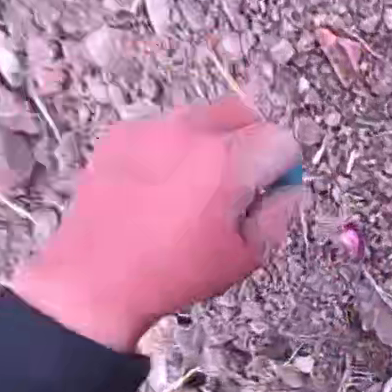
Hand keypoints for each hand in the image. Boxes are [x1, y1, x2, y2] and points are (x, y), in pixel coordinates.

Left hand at [12, 96, 302, 350]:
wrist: (98, 278)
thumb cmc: (174, 272)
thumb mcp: (248, 255)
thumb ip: (280, 215)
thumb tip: (292, 191)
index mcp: (229, 162)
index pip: (282, 139)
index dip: (287, 168)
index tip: (277, 190)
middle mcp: (190, 133)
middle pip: (245, 112)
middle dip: (257, 143)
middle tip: (250, 183)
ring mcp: (152, 129)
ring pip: (205, 118)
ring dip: (219, 143)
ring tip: (206, 189)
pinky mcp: (122, 135)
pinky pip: (167, 128)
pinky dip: (180, 148)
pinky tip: (170, 188)